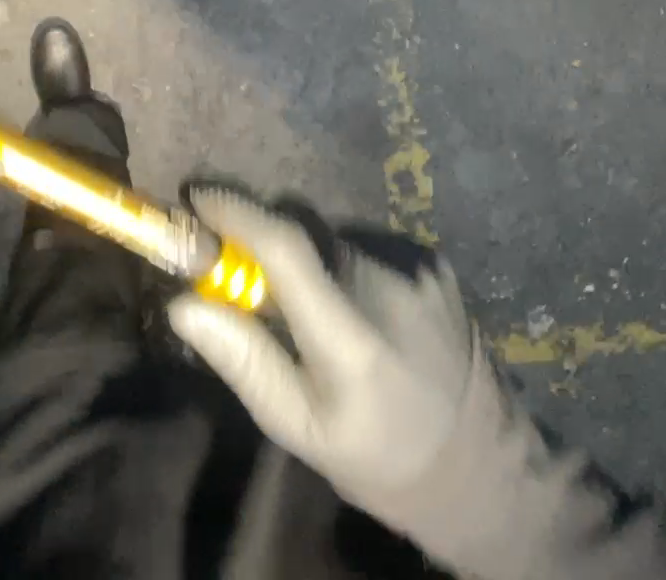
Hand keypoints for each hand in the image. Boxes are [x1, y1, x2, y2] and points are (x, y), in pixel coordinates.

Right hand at [166, 186, 477, 537]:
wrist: (483, 466)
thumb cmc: (377, 457)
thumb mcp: (299, 428)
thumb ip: (244, 360)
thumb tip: (182, 303)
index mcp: (352, 339)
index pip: (287, 248)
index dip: (237, 214)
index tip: (197, 198)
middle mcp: (389, 287)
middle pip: (304, 237)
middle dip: (262, 247)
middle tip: (243, 284)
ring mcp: (419, 271)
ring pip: (332, 244)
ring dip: (307, 264)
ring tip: (311, 317)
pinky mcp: (434, 265)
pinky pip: (364, 252)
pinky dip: (343, 272)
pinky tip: (358, 316)